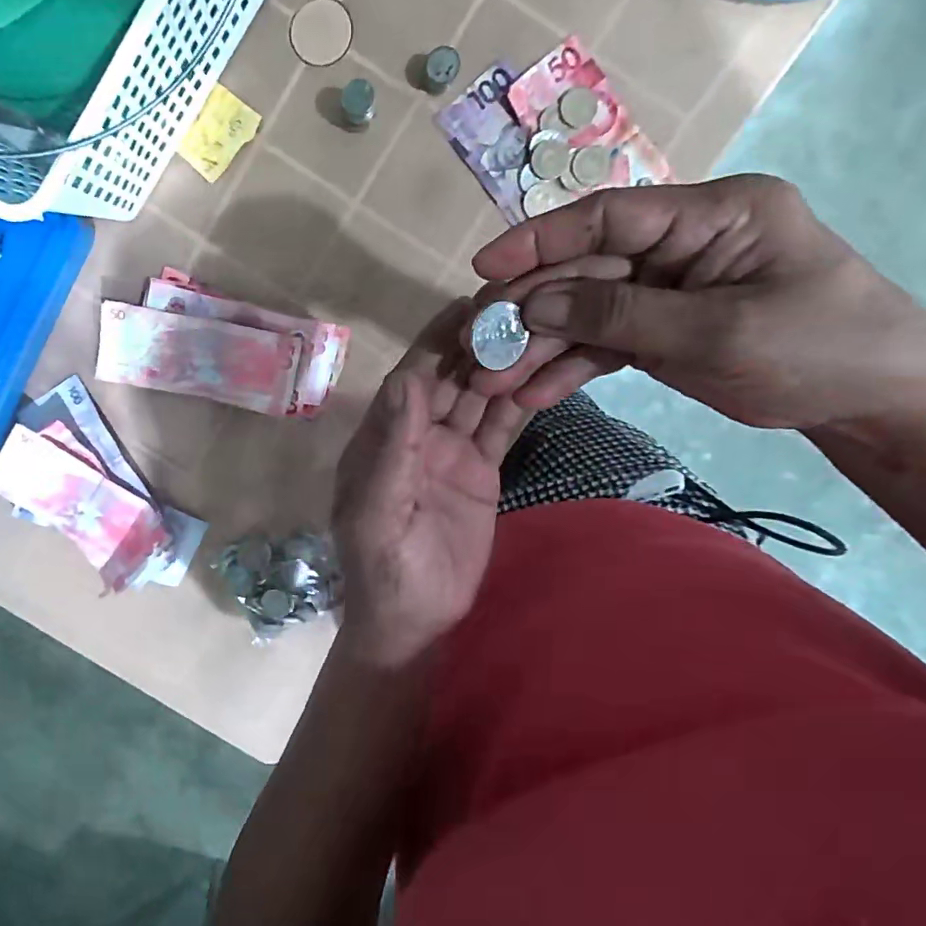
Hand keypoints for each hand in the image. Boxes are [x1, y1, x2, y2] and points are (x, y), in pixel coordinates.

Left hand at [333, 302, 533, 665]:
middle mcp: (417, 433)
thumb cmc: (383, 569)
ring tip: (542, 329)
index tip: (468, 304)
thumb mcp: (378, 512)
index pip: (411, 377)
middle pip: (449, 378)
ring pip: (479, 397)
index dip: (435, 341)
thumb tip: (406, 379)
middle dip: (477, 344)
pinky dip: (521, 402)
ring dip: (504, 366)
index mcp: (384, 436)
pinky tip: (547, 375)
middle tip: (518, 306)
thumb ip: (392, 448)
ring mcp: (450, 449)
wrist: (415, 620)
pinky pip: (501, 427)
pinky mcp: (480, 469)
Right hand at [466, 175, 925, 430]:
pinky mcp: (661, 329)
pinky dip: (570, 367)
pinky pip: (604, 342)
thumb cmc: (821, 350)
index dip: (541, 240)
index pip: (609, 214)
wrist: (877, 404)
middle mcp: (680, 242)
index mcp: (711, 213)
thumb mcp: (719, 333)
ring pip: (586, 309)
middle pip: (586, 266)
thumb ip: (621, 316)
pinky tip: (533, 392)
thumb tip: (533, 305)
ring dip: (540, 346)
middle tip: (478, 343)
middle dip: (530, 308)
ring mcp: (668, 287)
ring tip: (493, 379)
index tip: (485, 269)